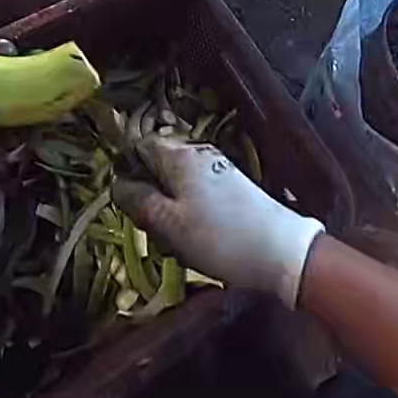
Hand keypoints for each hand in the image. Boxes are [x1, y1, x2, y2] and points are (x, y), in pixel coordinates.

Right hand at [114, 136, 323, 308]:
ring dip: (168, 208)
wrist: (282, 251)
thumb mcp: (169, 224)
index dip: (127, 169)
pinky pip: (195, 193)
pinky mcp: (230, 187)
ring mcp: (216, 169)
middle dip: (149, 194)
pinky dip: (187, 213)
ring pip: (176, 183)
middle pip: (158, 165)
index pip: (140, 146)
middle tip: (152, 228)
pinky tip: (195, 239)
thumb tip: (116, 185)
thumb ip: (138, 201)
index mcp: (179, 156)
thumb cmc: (219, 236)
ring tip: (174, 240)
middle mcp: (197, 154)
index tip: (127, 201)